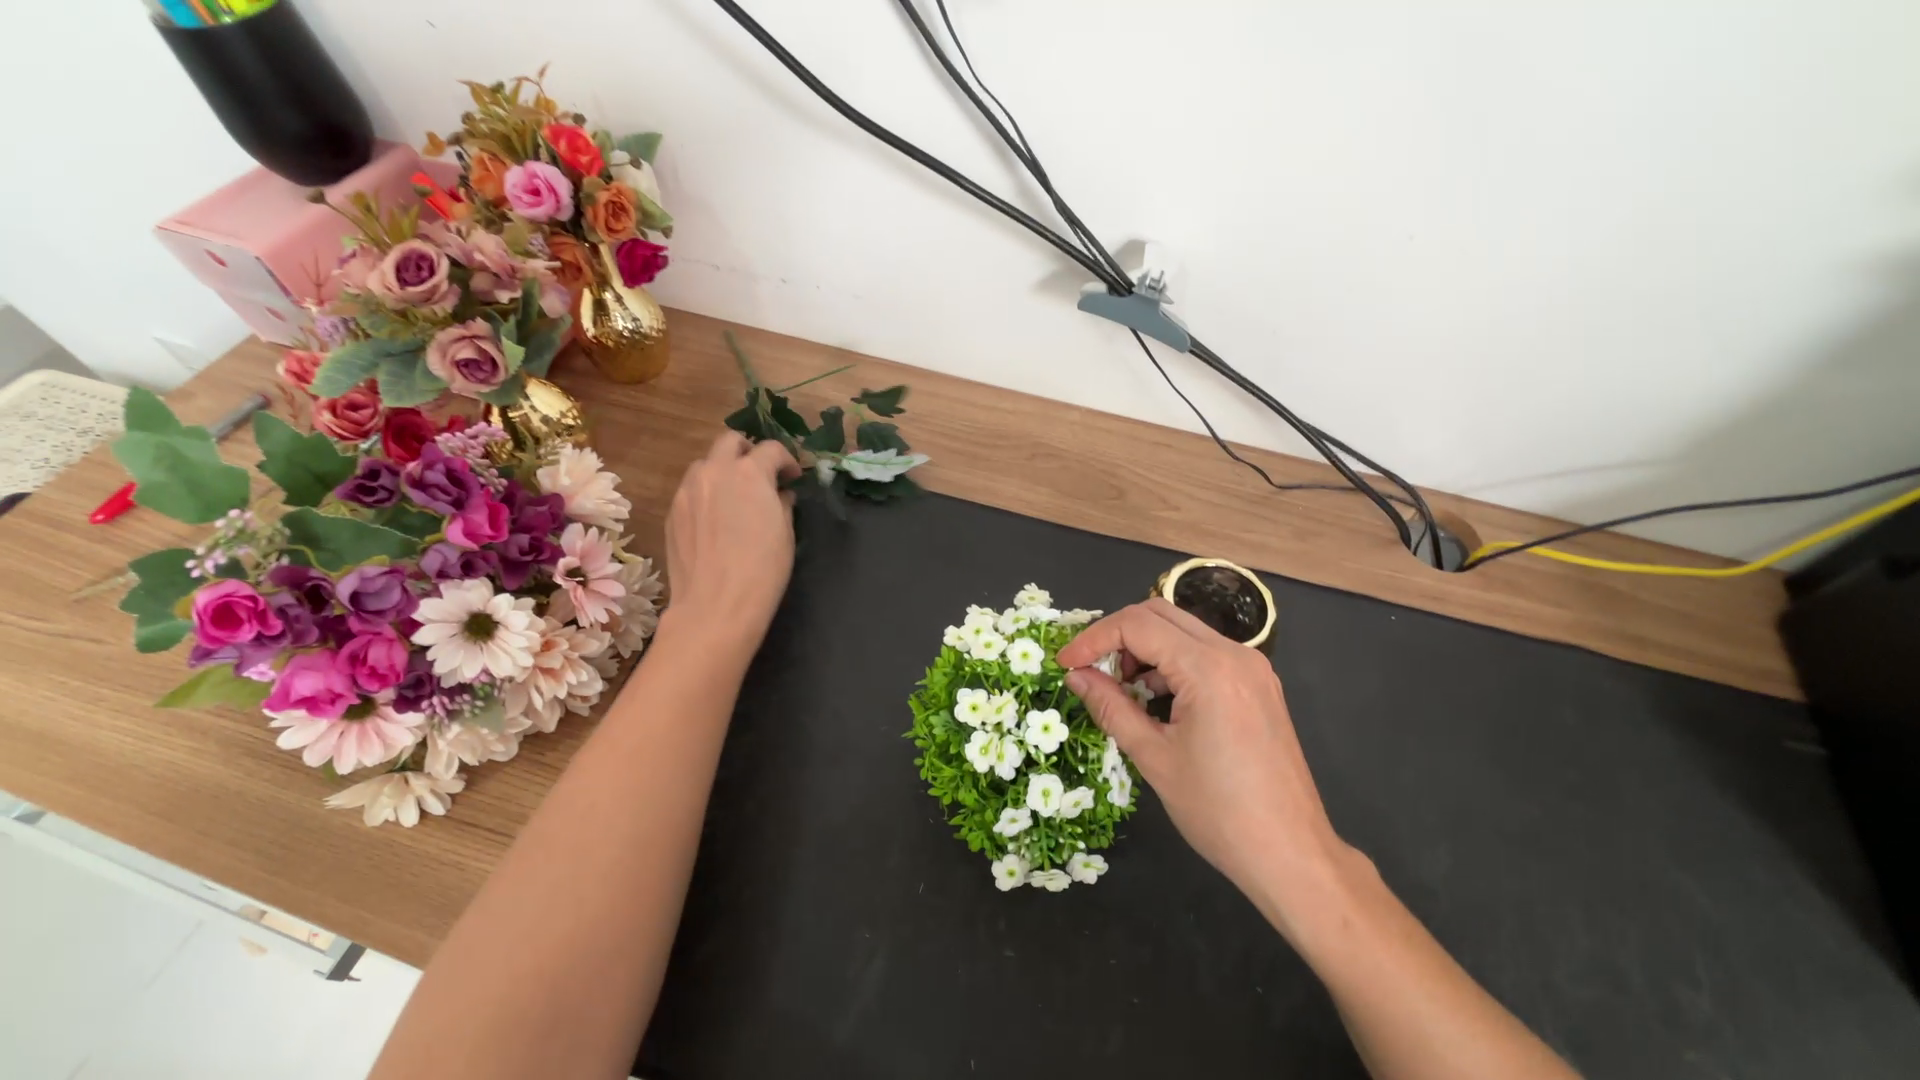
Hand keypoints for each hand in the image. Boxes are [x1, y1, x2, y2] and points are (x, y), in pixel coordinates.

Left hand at [663, 433, 799, 644]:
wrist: (715, 605)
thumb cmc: (762, 570)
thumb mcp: (785, 533)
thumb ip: (782, 504)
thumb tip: (779, 495)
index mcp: (750, 473)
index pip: (772, 449)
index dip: (787, 461)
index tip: (793, 478)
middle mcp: (715, 471)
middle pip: (730, 441)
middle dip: (749, 452)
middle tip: (760, 475)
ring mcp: (688, 490)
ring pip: (705, 464)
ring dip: (722, 471)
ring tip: (733, 497)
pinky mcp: (672, 511)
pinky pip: (691, 491)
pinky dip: (706, 494)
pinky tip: (715, 520)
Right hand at [1059, 600, 1352, 922]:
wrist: (1290, 852)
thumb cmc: (1217, 811)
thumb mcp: (1154, 757)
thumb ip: (1111, 707)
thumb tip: (1076, 676)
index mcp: (1209, 669)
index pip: (1138, 625)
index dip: (1093, 639)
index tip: (1065, 664)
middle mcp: (1235, 654)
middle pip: (1160, 614)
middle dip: (1117, 636)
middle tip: (1089, 671)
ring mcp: (1252, 668)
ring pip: (1184, 631)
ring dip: (1145, 648)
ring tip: (1120, 691)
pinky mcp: (1258, 686)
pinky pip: (1206, 654)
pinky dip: (1172, 663)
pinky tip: (1156, 700)